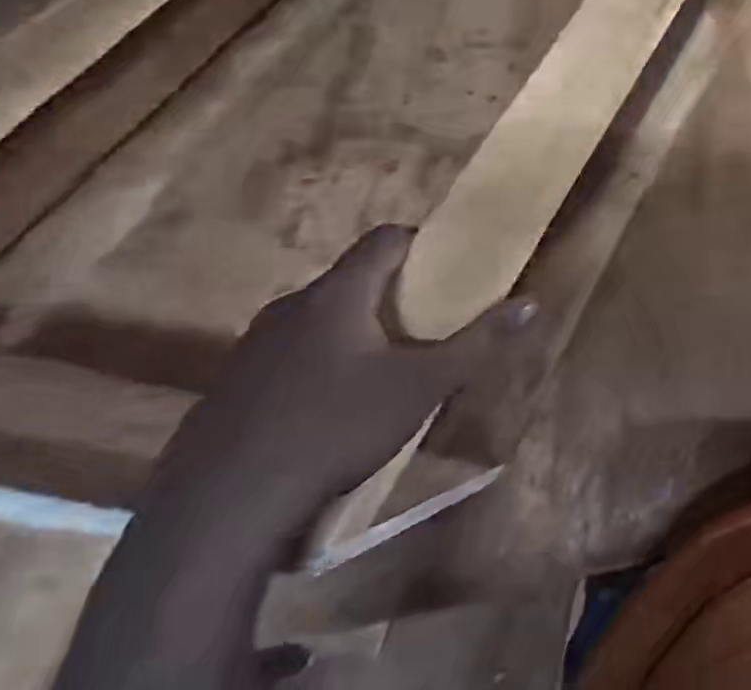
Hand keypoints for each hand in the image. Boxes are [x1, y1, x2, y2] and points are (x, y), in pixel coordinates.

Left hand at [149, 225, 536, 529]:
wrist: (220, 510)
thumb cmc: (335, 429)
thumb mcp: (424, 386)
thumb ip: (478, 342)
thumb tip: (530, 303)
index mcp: (337, 295)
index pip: (386, 239)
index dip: (423, 244)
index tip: (449, 270)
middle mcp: (290, 308)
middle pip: (354, 278)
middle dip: (395, 294)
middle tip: (428, 325)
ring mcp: (252, 347)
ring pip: (320, 317)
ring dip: (357, 329)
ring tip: (387, 367)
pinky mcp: (231, 386)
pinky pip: (290, 352)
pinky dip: (321, 361)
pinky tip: (333, 408)